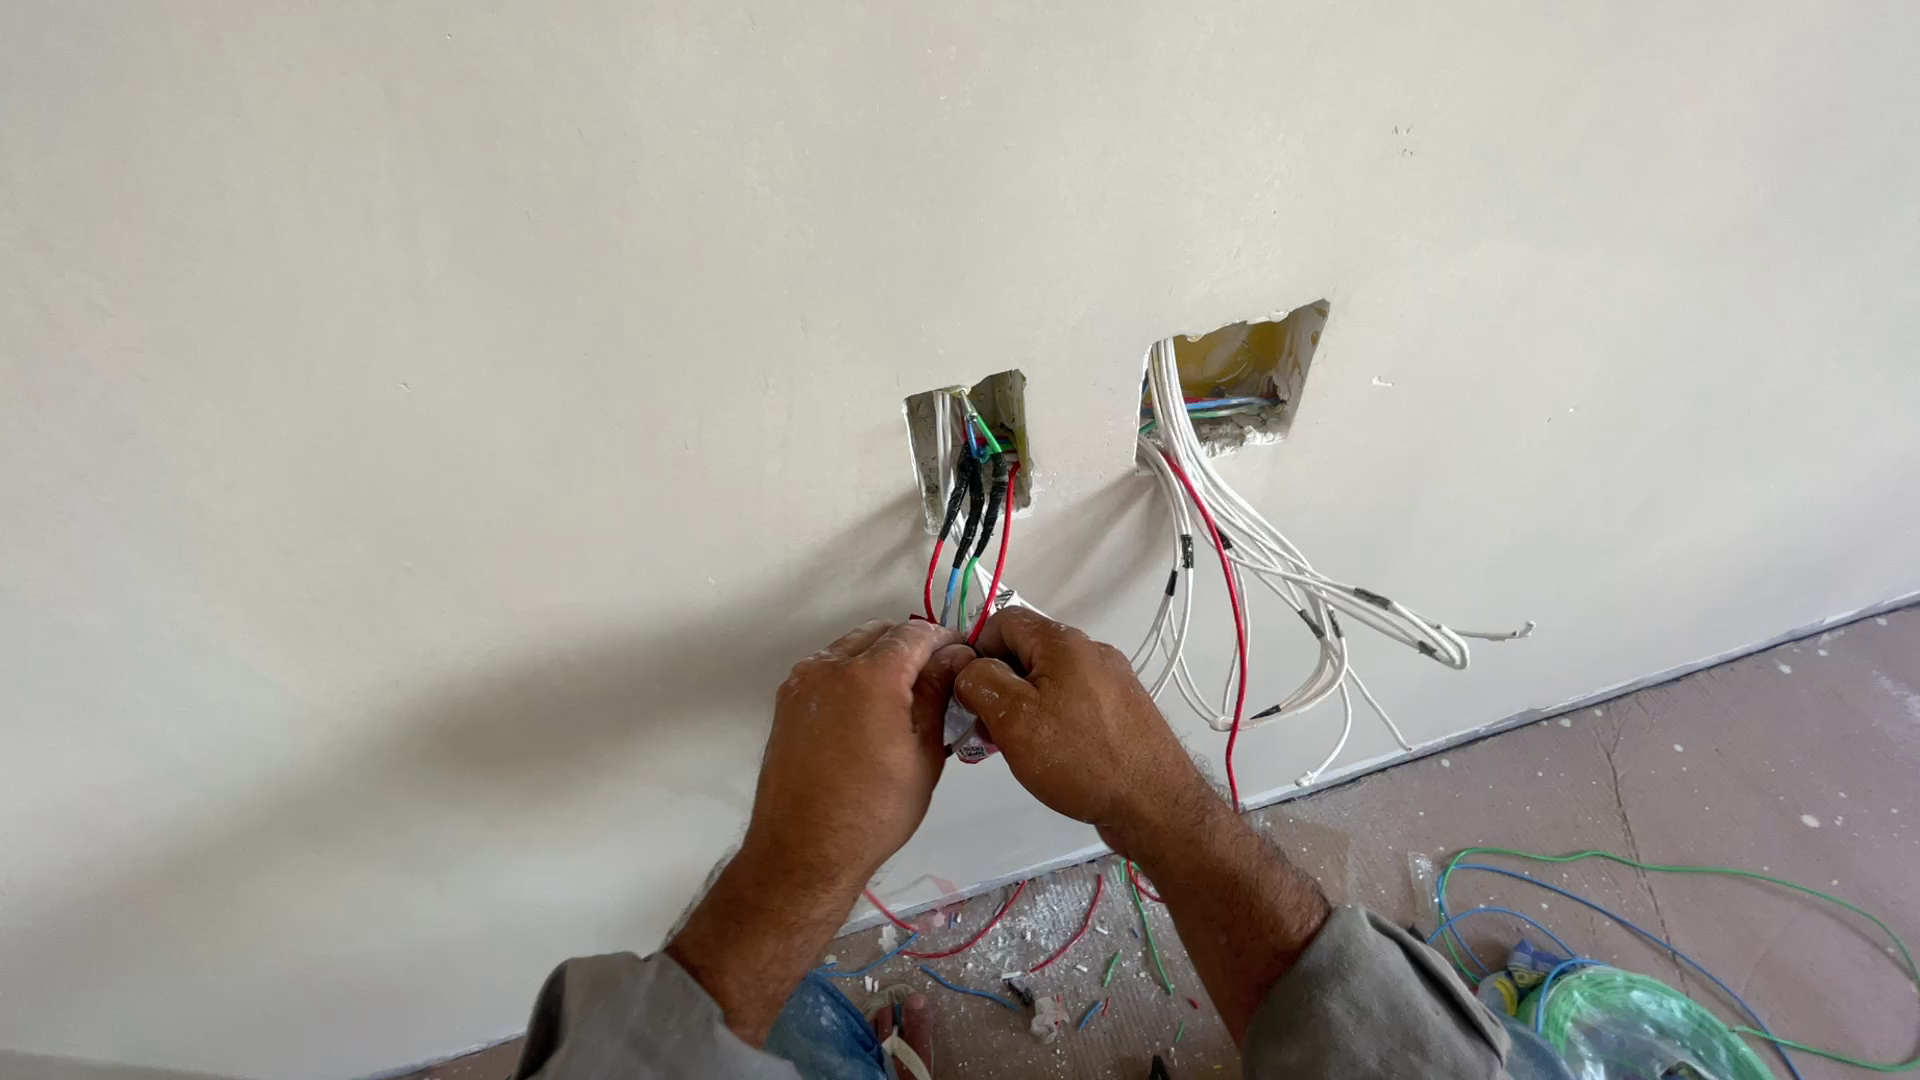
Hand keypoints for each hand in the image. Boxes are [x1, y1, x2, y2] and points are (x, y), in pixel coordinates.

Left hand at [743, 618, 973, 888]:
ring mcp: (803, 680)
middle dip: (912, 644)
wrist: (803, 851)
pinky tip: (870, 705)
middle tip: (937, 673)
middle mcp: (831, 665)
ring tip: (904, 691)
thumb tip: (954, 656)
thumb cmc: (874, 811)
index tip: (961, 653)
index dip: (944, 638)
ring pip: (851, 645)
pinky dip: (853, 670)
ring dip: (880, 655)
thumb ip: (937, 693)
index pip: (915, 633)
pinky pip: (828, 666)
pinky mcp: (787, 699)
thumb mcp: (924, 753)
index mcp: (870, 675)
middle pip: (880, 632)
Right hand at [953, 607, 1213, 852]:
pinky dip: (1051, 719)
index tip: (967, 692)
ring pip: (1048, 680)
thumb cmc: (1079, 758)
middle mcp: (1091, 651)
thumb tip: (969, 665)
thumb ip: (981, 680)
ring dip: (1022, 706)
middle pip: (1026, 652)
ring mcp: (1111, 680)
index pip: (1003, 621)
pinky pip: (1072, 701)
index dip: (976, 650)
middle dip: (998, 684)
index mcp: (1064, 642)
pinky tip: (1048, 754)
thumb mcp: (1014, 718)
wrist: (1156, 806)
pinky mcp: (1122, 709)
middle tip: (985, 728)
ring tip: (1013, 747)